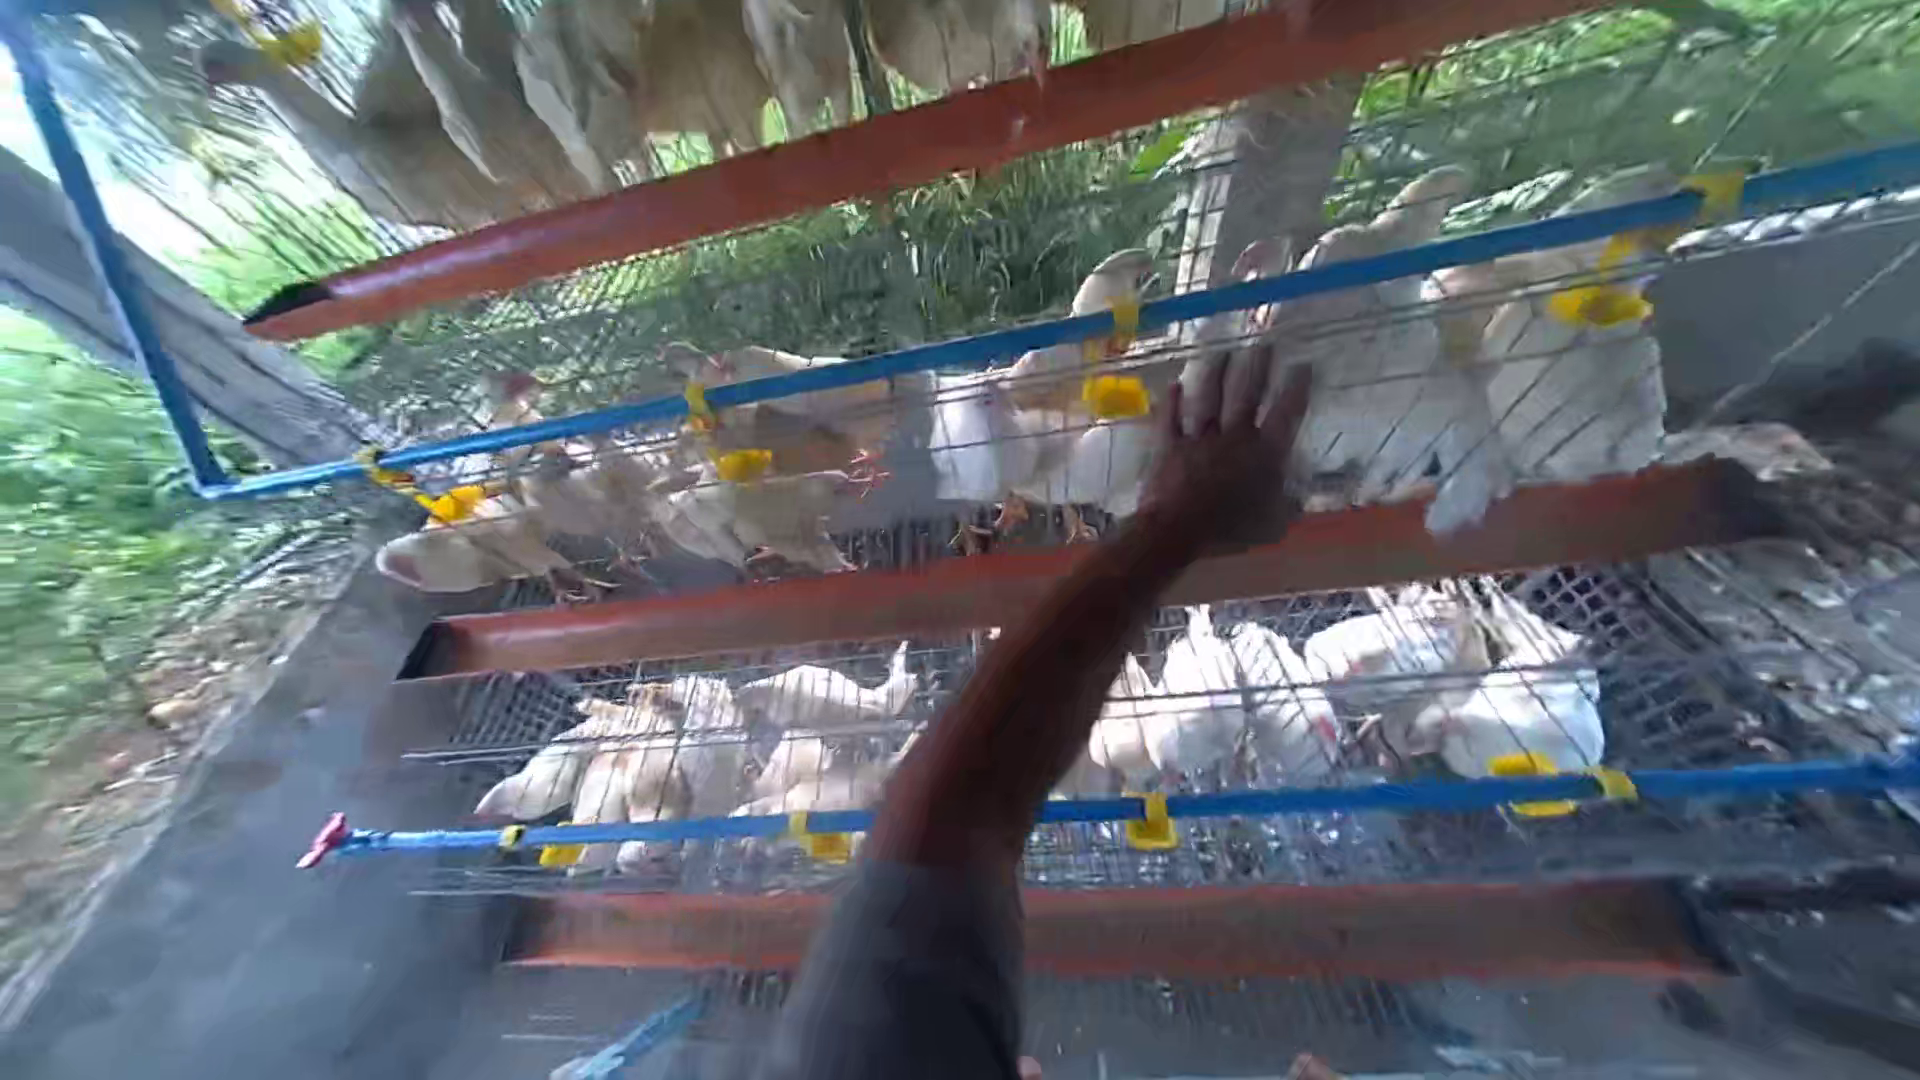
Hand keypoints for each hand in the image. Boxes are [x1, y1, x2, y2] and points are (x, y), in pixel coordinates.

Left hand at [1138, 343, 1311, 546]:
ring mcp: (1198, 439)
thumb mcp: (1270, 523)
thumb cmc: (1227, 531)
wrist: (1176, 530)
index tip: (1303, 365)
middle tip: (1264, 343)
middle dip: (1256, 368)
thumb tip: (1301, 495)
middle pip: (1246, 396)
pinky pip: (1170, 418)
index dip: (1296, 390)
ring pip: (1209, 399)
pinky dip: (1171, 402)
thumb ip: (1287, 504)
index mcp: (1262, 454)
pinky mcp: (1168, 445)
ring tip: (1222, 352)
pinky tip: (1173, 384)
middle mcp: (1232, 438)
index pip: (1285, 415)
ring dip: (1215, 374)